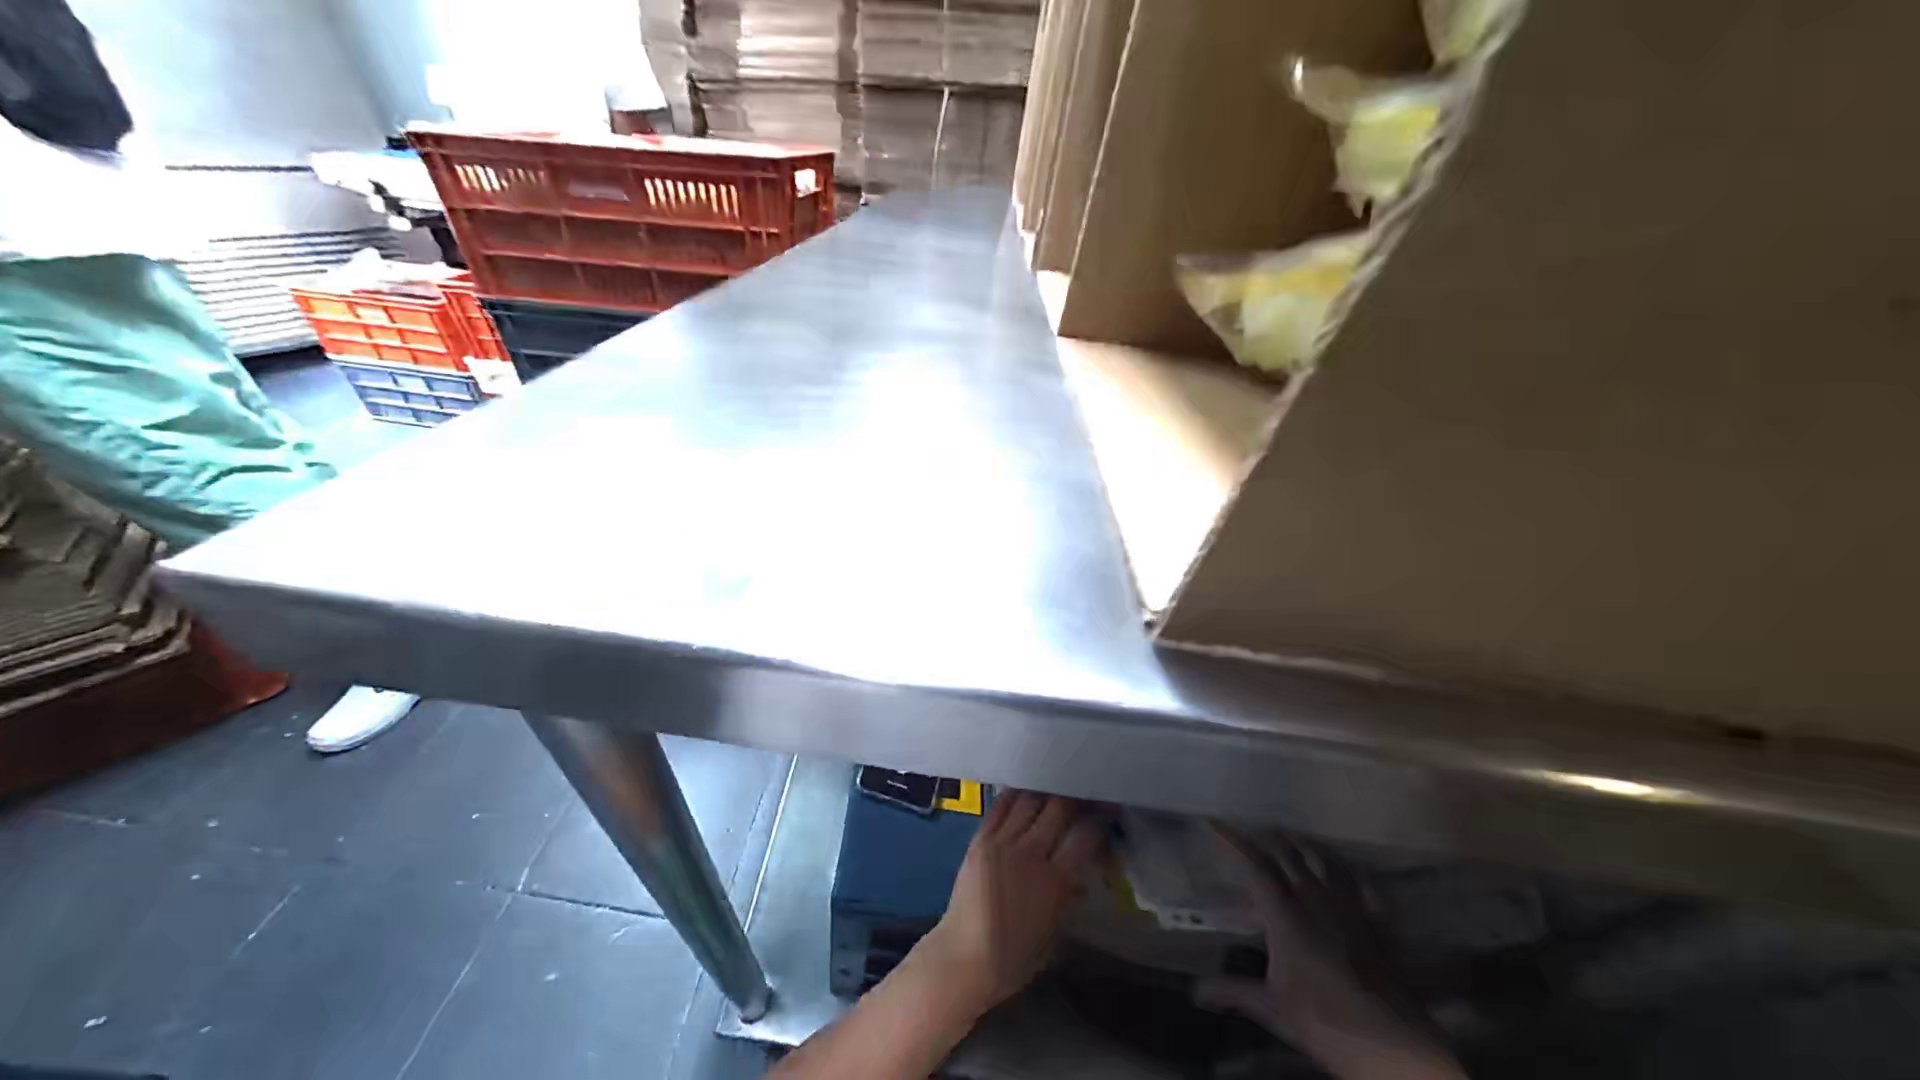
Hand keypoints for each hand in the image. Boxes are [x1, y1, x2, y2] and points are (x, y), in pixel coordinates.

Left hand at [913, 790, 1106, 1015]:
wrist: (964, 957)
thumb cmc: (1014, 956)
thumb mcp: (1052, 932)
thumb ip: (1066, 898)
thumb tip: (1081, 879)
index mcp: (1054, 880)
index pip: (1083, 836)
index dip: (1098, 821)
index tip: (1105, 813)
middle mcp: (1029, 853)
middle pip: (1058, 808)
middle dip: (1074, 798)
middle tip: (1082, 793)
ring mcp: (1002, 843)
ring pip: (1029, 800)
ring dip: (1045, 791)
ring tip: (1054, 788)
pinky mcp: (980, 839)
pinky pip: (1001, 806)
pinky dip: (1015, 795)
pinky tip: (1024, 791)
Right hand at [1197, 831, 1467, 1079]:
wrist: (1394, 1044)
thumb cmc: (1326, 1022)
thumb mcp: (1273, 1009)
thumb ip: (1234, 991)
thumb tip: (1196, 992)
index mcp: (1286, 914)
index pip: (1255, 865)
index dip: (1233, 842)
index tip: (1214, 825)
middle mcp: (1315, 899)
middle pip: (1286, 852)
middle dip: (1263, 837)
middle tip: (1245, 834)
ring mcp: (1348, 905)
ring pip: (1322, 857)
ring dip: (1300, 843)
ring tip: (1286, 840)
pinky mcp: (1373, 919)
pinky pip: (1360, 879)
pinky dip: (1346, 867)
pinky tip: (1342, 867)